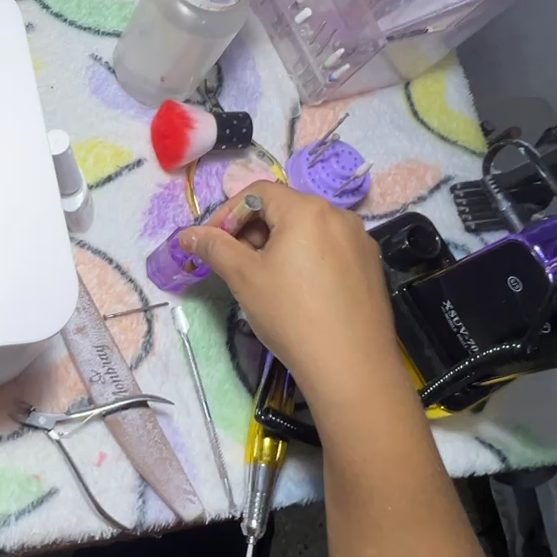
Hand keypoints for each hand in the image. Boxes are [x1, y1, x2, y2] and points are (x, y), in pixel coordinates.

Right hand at [178, 181, 406, 404]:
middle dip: (251, 230)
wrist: (350, 364)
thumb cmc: (290, 313)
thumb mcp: (243, 277)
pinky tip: (296, 291)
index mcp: (306, 210)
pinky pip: (328, 248)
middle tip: (234, 264)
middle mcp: (338, 215)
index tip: (211, 244)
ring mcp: (359, 240)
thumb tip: (186, 235)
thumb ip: (213, 248)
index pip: (257, 193)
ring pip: (307, 229)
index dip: (227, 214)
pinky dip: (304, 258)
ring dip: (276, 244)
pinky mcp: (369, 265)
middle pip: (284, 208)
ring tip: (263, 279)